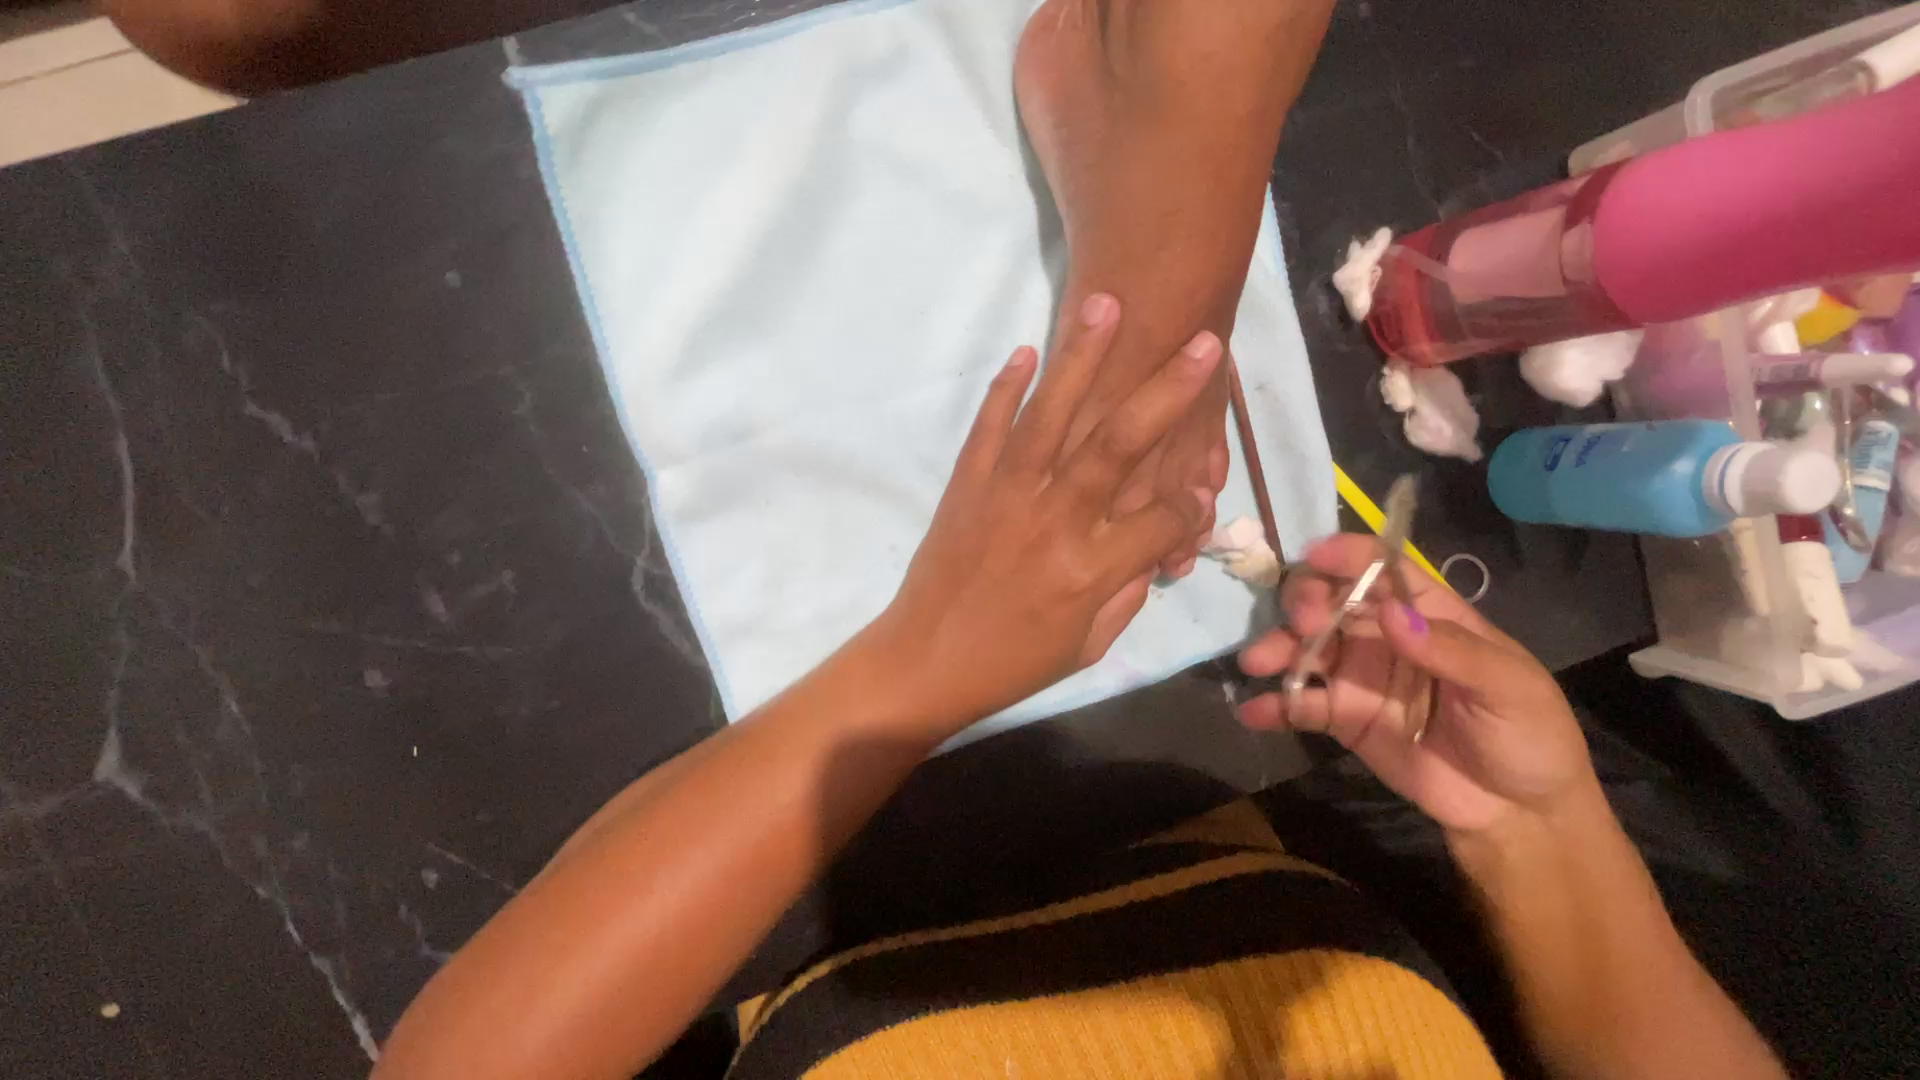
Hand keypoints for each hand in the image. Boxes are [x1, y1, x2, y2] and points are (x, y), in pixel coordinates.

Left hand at [874, 294, 1219, 730]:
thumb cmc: (1014, 663)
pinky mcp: (966, 485)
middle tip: (1201, 342)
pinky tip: (1026, 350)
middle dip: (1165, 390)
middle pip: (1118, 444)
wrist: (925, 662)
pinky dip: (1005, 389)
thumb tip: (1154, 543)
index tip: (1198, 496)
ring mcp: (1005, 496)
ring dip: (1080, 359)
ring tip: (1106, 305)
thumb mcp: (1089, 644)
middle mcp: (1055, 521)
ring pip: (1050, 418)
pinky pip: (989, 428)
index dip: (1192, 504)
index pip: (1165, 515)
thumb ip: (1128, 589)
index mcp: (1093, 568)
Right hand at [1236, 535, 1598, 834]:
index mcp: (1428, 615)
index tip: (1316, 556)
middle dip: (1305, 602)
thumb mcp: (1507, 687)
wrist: (1518, 813)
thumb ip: (1451, 651)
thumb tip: (1393, 615)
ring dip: (1277, 647)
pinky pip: (1300, 704)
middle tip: (1301, 623)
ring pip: (1306, 647)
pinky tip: (1253, 712)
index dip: (1349, 557)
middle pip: (1332, 601)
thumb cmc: (1528, 735)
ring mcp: (1358, 677)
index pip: (1383, 570)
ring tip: (1257, 663)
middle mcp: (1384, 637)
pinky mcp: (1342, 718)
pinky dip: (1273, 706)